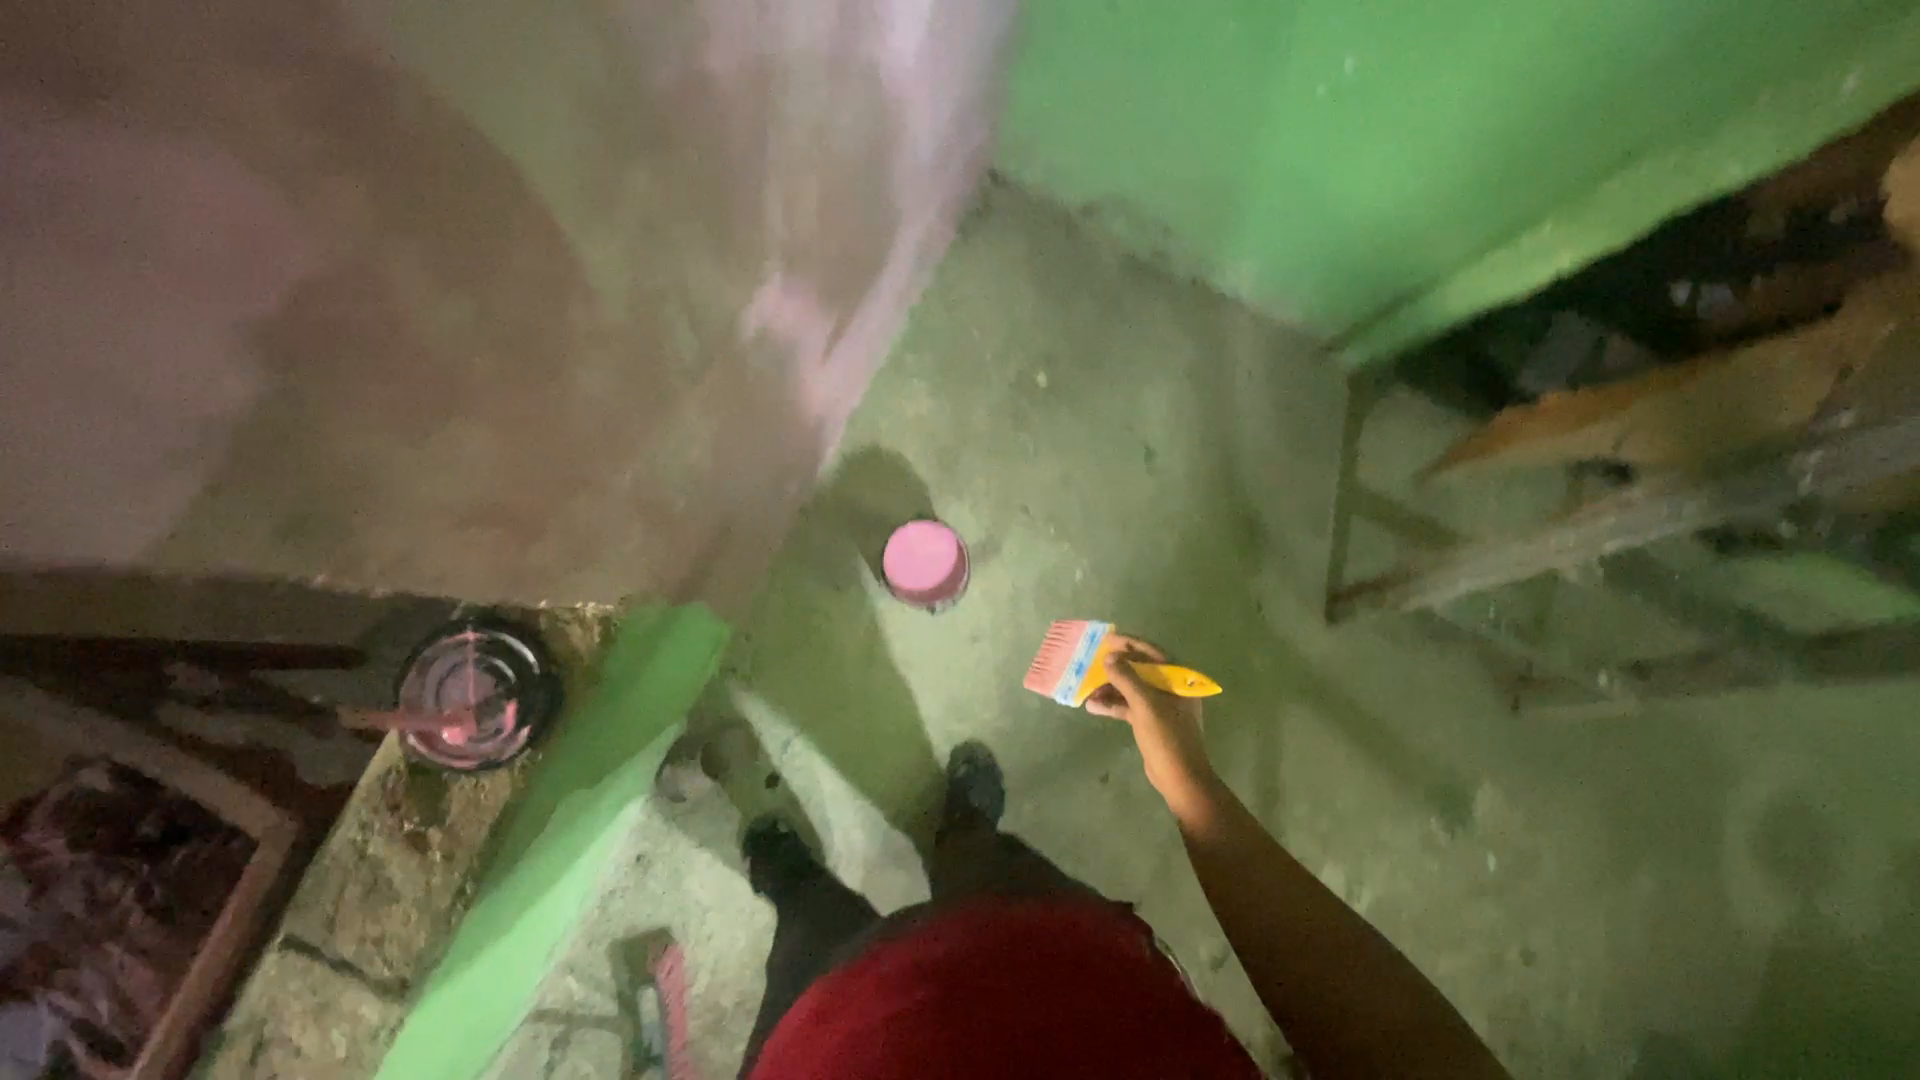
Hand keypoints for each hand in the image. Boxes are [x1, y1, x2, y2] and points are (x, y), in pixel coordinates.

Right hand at [1085, 640, 1216, 806]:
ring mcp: (1161, 707)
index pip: (1152, 654)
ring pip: (1132, 690)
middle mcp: (1171, 689)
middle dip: (1116, 668)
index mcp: (1178, 680)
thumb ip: (1127, 678)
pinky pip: (1129, 707)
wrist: (1180, 777)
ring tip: (1088, 689)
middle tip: (1093, 662)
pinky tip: (1093, 707)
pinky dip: (1113, 706)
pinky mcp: (1150, 722)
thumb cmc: (1167, 737)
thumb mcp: (1145, 704)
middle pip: (1140, 670)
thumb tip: (1109, 658)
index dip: (1129, 645)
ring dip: (1110, 689)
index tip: (1107, 640)